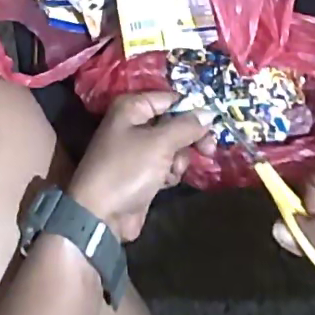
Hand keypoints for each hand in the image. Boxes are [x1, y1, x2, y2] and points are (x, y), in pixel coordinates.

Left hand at [66, 92, 212, 241]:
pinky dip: (170, 172)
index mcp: (132, 107)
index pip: (169, 99)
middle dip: (190, 136)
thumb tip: (208, 113)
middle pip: (173, 122)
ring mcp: (136, 149)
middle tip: (209, 149)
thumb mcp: (160, 143)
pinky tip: (166, 182)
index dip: (191, 109)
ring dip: (179, 158)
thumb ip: (186, 126)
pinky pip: (165, 165)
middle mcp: (133, 123)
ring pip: (172, 146)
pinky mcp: (141, 173)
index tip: (214, 123)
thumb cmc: (128, 168)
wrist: (101, 216)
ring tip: (173, 170)